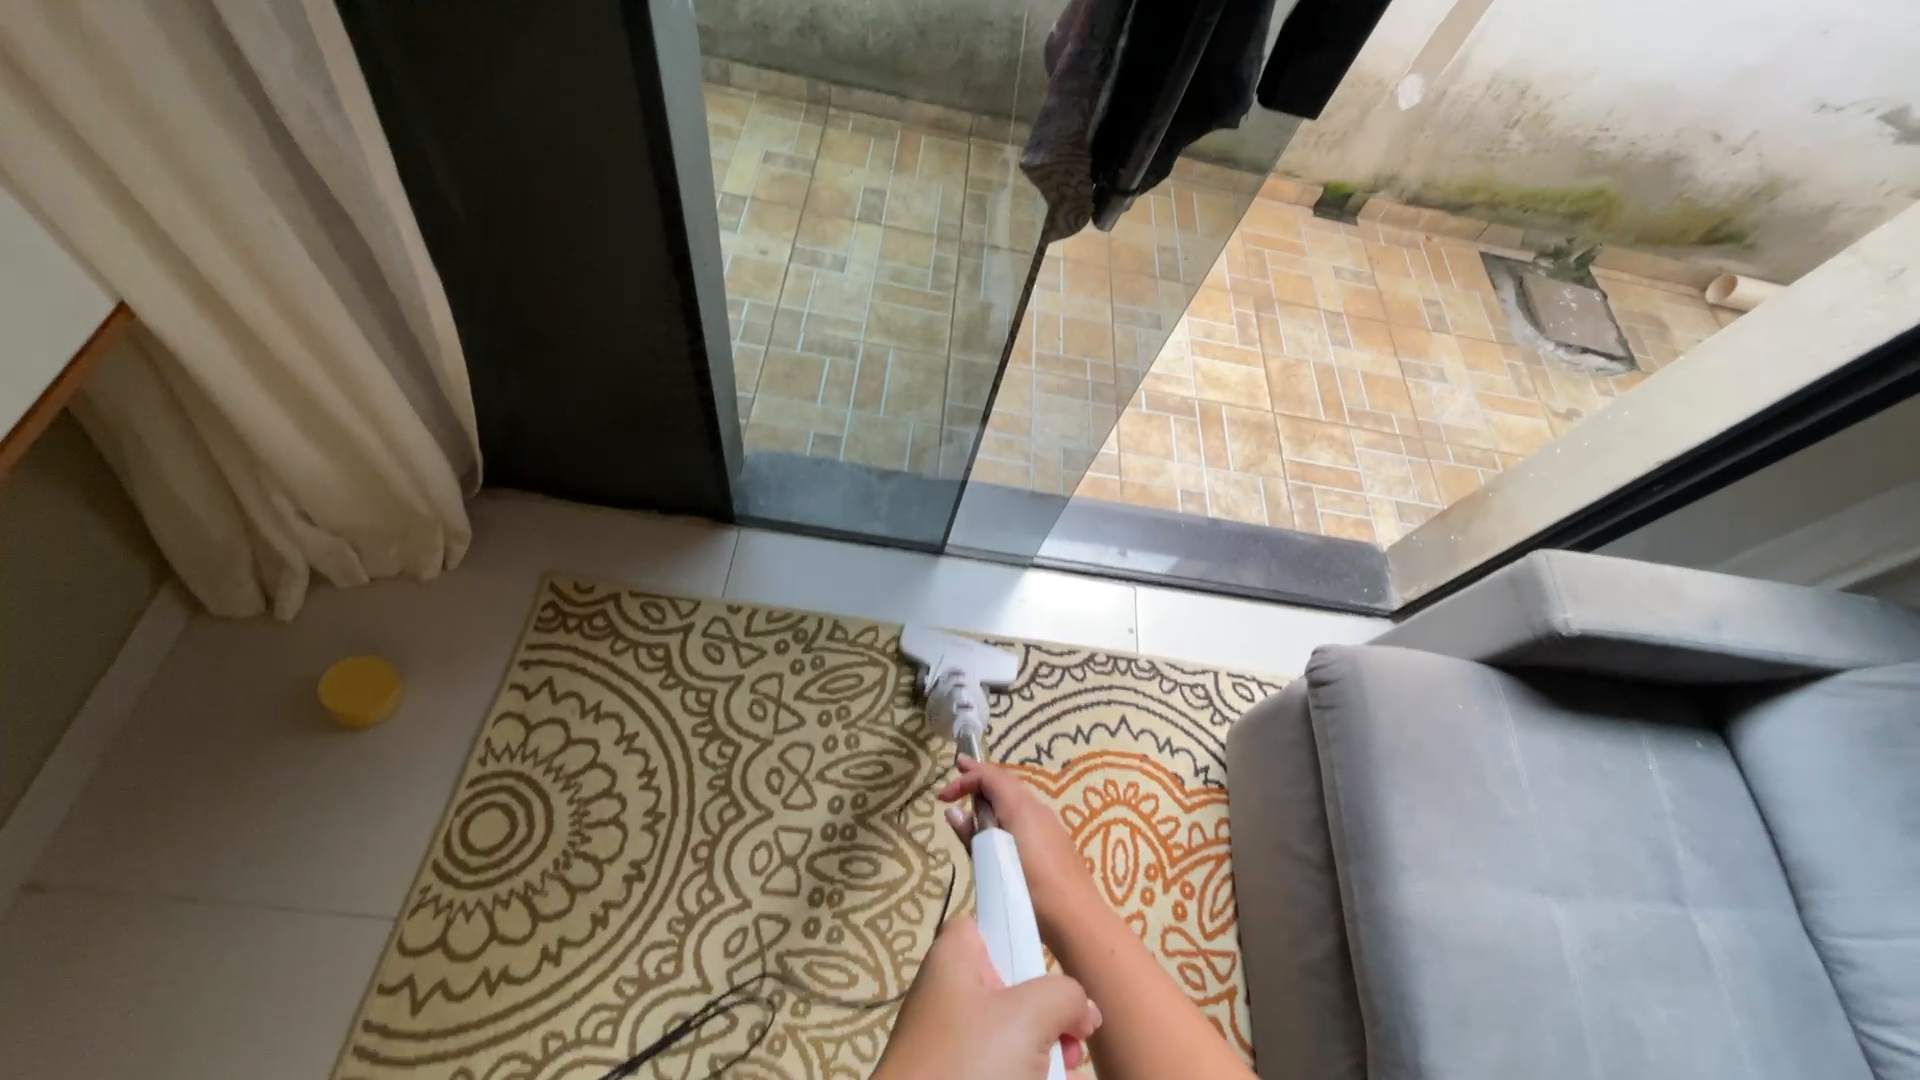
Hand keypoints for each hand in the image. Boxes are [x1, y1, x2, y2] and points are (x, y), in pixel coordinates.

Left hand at [873, 917, 1101, 1079]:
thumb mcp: (1029, 1015)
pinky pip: (1004, 1066)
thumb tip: (1081, 1007)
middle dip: (1051, 1010)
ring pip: (1014, 1033)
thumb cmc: (969, 1063)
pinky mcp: (959, 1077)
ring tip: (1069, 1068)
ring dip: (1049, 1049)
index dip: (1021, 934)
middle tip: (1074, 1033)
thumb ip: (1064, 993)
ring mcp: (953, 1042)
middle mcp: (950, 994)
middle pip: (1012, 984)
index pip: (985, 923)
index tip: (1051, 966)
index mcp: (953, 959)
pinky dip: (1032, 1074)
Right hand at [937, 757, 1100, 938]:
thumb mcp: (992, 865)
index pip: (990, 778)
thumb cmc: (1031, 892)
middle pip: (1005, 780)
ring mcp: (1050, 822)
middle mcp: (1037, 808)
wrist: (1077, 920)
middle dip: (980, 775)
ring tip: (974, 794)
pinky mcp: (1056, 837)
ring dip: (994, 791)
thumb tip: (953, 811)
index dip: (965, 779)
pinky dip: (1007, 805)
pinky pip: (1026, 810)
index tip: (942, 796)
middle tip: (959, 769)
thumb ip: (973, 835)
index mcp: (1020, 809)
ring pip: (1017, 794)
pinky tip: (1001, 821)